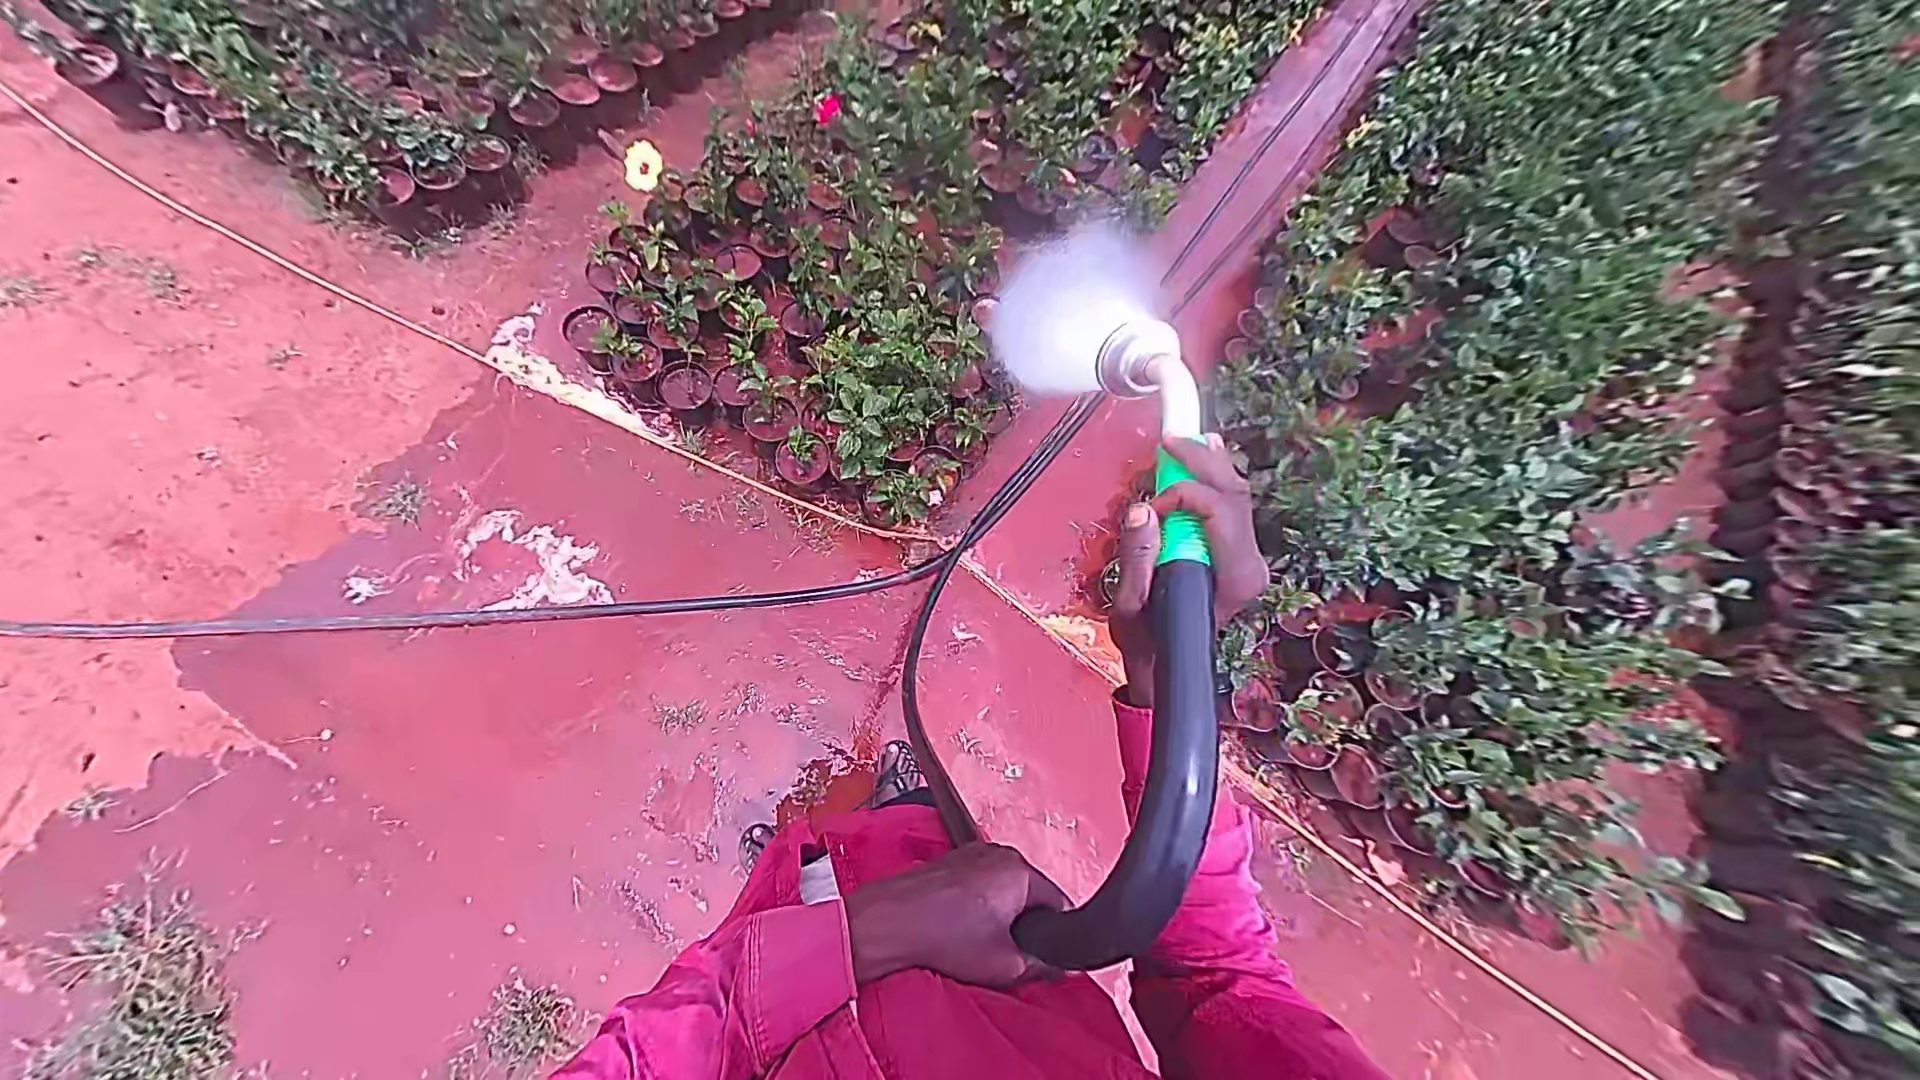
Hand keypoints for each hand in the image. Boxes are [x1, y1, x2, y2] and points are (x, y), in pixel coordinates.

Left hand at [845, 843, 1068, 986]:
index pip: (1060, 902)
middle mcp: (1002, 853)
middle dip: (1027, 922)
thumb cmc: (943, 934)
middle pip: (1032, 893)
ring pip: (1007, 886)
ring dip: (1002, 911)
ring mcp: (976, 852)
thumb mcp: (1006, 965)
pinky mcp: (956, 858)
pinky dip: (981, 901)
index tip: (1047, 954)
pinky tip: (963, 924)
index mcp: (1021, 871)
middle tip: (1010, 951)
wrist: (894, 920)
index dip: (1057, 933)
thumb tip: (1062, 967)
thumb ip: (1043, 966)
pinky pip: (984, 880)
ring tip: (981, 939)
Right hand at [1111, 433, 1270, 706]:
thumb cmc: (1148, 639)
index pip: (1219, 510)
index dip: (1184, 492)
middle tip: (1170, 439)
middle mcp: (1248, 565)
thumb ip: (1138, 557)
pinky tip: (1204, 457)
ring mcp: (1245, 558)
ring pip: (1235, 495)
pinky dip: (1212, 478)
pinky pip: (1229, 506)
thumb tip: (1143, 510)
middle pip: (1233, 493)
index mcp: (1233, 578)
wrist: (1165, 662)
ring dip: (1209, 464)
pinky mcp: (1234, 552)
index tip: (1150, 500)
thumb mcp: (1132, 603)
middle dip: (1201, 460)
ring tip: (1183, 441)